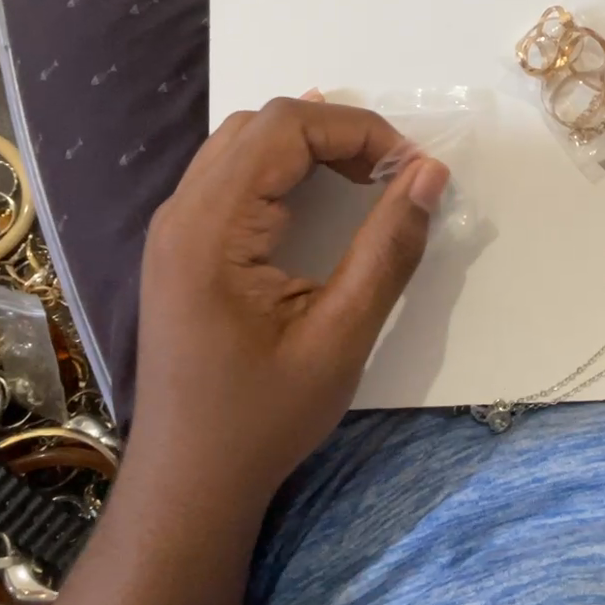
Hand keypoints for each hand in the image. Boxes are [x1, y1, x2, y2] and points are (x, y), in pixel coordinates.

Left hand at [132, 95, 448, 503]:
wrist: (188, 480)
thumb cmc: (262, 419)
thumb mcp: (342, 337)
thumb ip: (388, 249)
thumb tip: (430, 175)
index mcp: (212, 229)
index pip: (286, 128)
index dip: (359, 131)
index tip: (412, 169)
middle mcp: (182, 212)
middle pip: (262, 124)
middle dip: (337, 132)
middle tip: (393, 173)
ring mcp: (174, 227)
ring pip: (243, 141)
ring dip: (309, 144)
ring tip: (365, 174)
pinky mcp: (181, 245)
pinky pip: (230, 173)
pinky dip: (281, 165)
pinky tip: (313, 183)